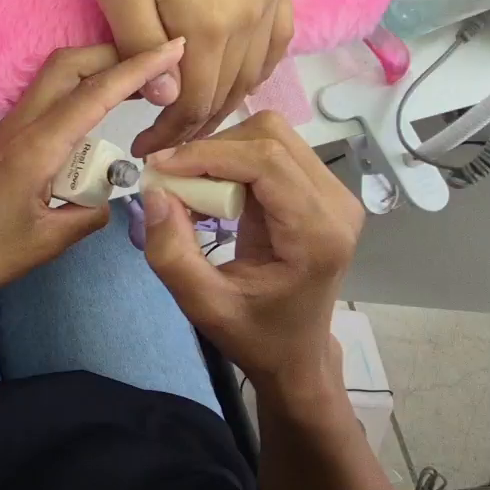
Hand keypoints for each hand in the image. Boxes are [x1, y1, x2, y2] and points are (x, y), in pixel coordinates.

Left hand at [0, 39, 188, 313]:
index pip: (95, 93)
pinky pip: (43, 103)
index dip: (138, 67)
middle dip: (114, 55)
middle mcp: (20, 126)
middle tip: (160, 69)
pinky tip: (95, 119)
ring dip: (95, 73)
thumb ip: (89, 214)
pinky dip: (76, 96)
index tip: (174, 46)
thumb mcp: (46, 242)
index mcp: (36, 146)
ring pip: (53, 80)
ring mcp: (6, 131)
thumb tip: (113, 195)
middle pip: (68, 65)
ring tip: (138, 88)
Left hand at [86, 0, 292, 155]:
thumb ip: (140, 47)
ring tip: (192, 117)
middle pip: (229, 92)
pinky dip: (259, 69)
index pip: (197, 101)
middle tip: (165, 142)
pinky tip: (235, 78)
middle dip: (196, 125)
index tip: (147, 148)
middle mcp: (252, 14)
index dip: (172, 133)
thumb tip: (167, 100)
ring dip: (227, 101)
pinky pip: (280, 41)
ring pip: (257, 73)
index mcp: (210, 22)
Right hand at [138, 111, 362, 395]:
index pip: (265, 162)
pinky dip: (229, 159)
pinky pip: (268, 151)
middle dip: (211, 150)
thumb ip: (171, 251)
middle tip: (170, 180)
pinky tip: (208, 190)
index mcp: (317, 234)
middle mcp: (336, 204)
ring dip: (219, 151)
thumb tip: (154, 191)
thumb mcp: (201, 304)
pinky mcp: (316, 190)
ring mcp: (331, 194)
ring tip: (188, 185)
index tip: (157, 168)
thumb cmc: (254, 334)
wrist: (295, 353)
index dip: (206, 154)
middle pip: (270, 137)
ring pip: (269, 135)